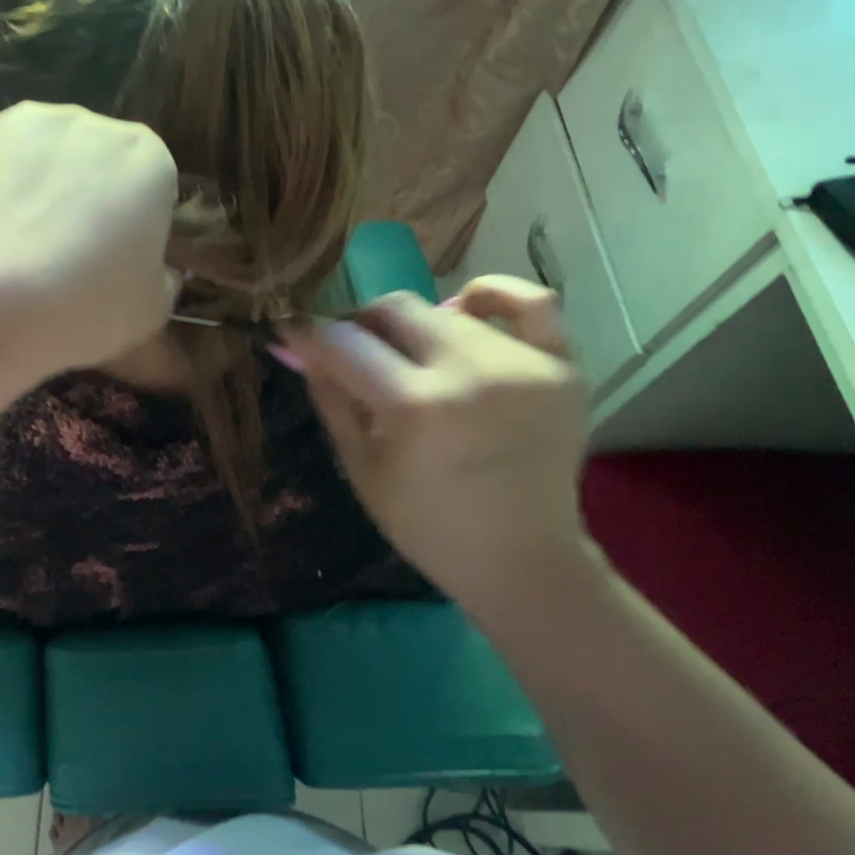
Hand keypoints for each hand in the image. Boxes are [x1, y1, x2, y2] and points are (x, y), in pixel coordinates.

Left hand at [0, 102, 180, 374]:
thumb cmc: (82, 310)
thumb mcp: (151, 311)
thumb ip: (164, 276)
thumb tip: (156, 266)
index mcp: (148, 158)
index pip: (151, 184)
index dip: (133, 223)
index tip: (112, 258)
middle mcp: (92, 123)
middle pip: (96, 158)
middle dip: (86, 194)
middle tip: (64, 252)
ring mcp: (28, 123)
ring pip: (43, 153)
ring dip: (39, 183)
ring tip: (17, 241)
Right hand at [276, 277, 593, 606]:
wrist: (521, 558)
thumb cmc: (424, 524)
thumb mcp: (359, 465)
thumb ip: (329, 395)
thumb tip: (294, 344)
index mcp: (415, 406)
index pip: (344, 341)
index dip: (308, 333)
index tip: (291, 331)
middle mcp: (471, 372)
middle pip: (394, 309)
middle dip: (360, 325)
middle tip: (354, 354)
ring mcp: (524, 365)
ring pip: (447, 310)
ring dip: (416, 329)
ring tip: (414, 361)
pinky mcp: (563, 367)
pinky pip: (531, 301)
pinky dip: (492, 296)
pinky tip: (467, 309)